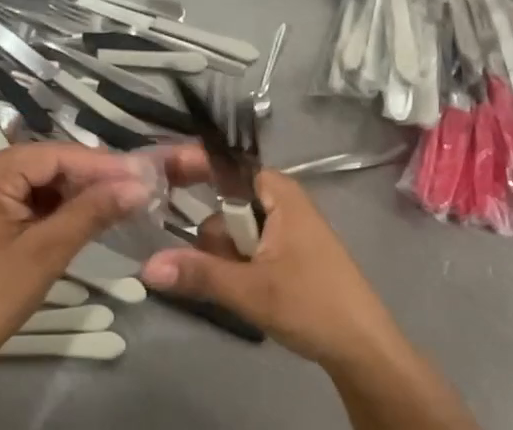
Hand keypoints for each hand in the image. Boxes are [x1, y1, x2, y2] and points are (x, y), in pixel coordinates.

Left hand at [0, 142, 150, 358]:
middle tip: (138, 186)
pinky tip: (89, 210)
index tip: (143, 172)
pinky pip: (30, 192)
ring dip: (78, 189)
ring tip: (122, 197)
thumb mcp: (47, 251)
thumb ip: (91, 212)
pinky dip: (58, 202)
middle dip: (91, 176)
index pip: (54, 155)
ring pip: (41, 177)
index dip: (100, 163)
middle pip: (47, 162)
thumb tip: (138, 186)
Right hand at [142, 146, 398, 366]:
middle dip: (212, 235)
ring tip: (239, 289)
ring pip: (234, 232)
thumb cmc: (313, 305)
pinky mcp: (289, 255)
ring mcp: (286, 230)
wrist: (365, 350)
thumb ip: (198, 273)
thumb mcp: (251, 290)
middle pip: (224, 204)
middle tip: (209, 262)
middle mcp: (281, 202)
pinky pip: (248, 248)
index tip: (155, 171)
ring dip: (224, 258)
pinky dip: (238, 266)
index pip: (224, 163)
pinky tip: (245, 291)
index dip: (189, 164)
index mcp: (278, 192)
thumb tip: (147, 266)